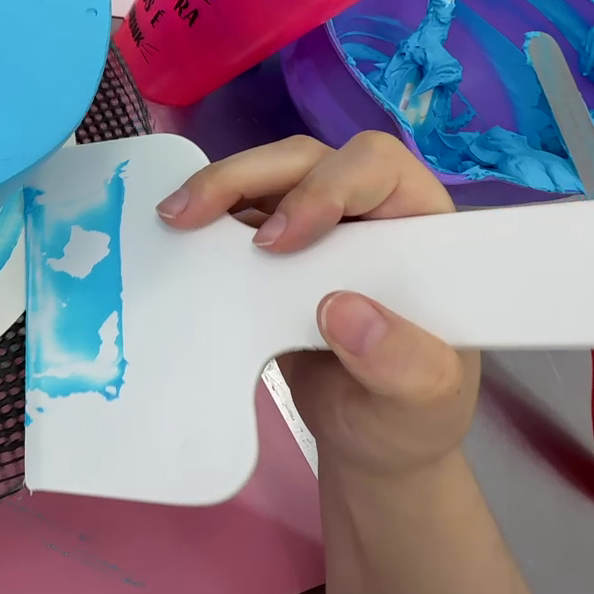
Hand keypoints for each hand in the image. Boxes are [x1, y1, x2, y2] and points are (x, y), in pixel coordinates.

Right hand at [157, 132, 477, 477]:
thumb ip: (406, 367)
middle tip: (191, 216)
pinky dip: (201, 211)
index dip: (324, 188)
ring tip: (171, 218)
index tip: (278, 241)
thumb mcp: (421, 407)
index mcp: (417, 230)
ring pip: (261, 174)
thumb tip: (344, 309)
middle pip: (303, 160)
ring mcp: (311, 222)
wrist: (360, 433)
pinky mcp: (267, 239)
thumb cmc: (405, 416)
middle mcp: (365, 212)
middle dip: (244, 177)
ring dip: (214, 187)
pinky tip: (173, 230)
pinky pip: (231, 205)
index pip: (376, 169)